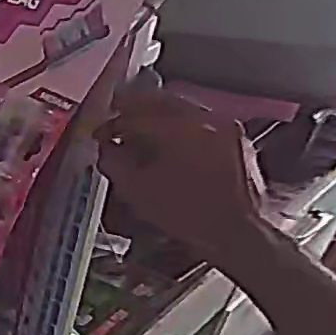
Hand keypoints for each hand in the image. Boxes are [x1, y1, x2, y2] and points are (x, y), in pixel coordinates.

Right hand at [93, 87, 272, 269]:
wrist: (235, 233)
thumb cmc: (184, 214)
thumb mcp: (136, 190)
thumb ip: (114, 162)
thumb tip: (107, 148)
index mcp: (180, 128)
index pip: (136, 114)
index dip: (111, 124)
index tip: (100, 135)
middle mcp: (206, 118)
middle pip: (162, 101)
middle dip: (135, 110)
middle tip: (117, 120)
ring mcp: (225, 126)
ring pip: (183, 108)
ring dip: (158, 116)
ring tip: (140, 132)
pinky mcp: (236, 139)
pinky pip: (201, 122)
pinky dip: (180, 127)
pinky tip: (169, 143)